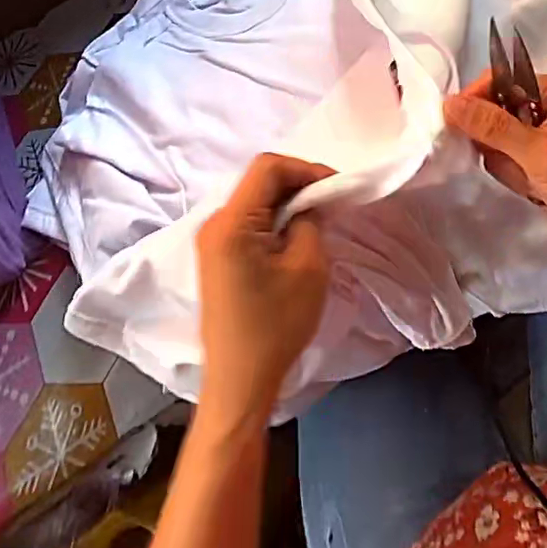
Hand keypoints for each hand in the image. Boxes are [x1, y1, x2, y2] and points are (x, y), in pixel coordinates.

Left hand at [195, 153, 333, 419]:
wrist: (239, 380)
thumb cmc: (275, 326)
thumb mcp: (307, 268)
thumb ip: (310, 221)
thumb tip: (310, 202)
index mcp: (230, 221)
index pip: (267, 167)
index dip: (305, 168)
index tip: (335, 187)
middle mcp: (213, 222)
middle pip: (258, 181)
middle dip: (297, 183)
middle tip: (331, 201)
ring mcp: (211, 239)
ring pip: (253, 200)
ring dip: (286, 202)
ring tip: (318, 217)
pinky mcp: (215, 255)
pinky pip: (246, 221)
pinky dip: (273, 219)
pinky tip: (295, 235)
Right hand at [443, 71, 546, 257]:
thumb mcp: (539, 153)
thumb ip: (493, 126)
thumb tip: (449, 103)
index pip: (499, 81)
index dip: (477, 101)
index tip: (460, 127)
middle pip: (492, 109)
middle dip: (496, 141)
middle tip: (515, 162)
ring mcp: (540, 133)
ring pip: (493, 137)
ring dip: (506, 162)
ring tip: (532, 179)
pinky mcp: (534, 158)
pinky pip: (502, 157)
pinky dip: (512, 174)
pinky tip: (534, 187)